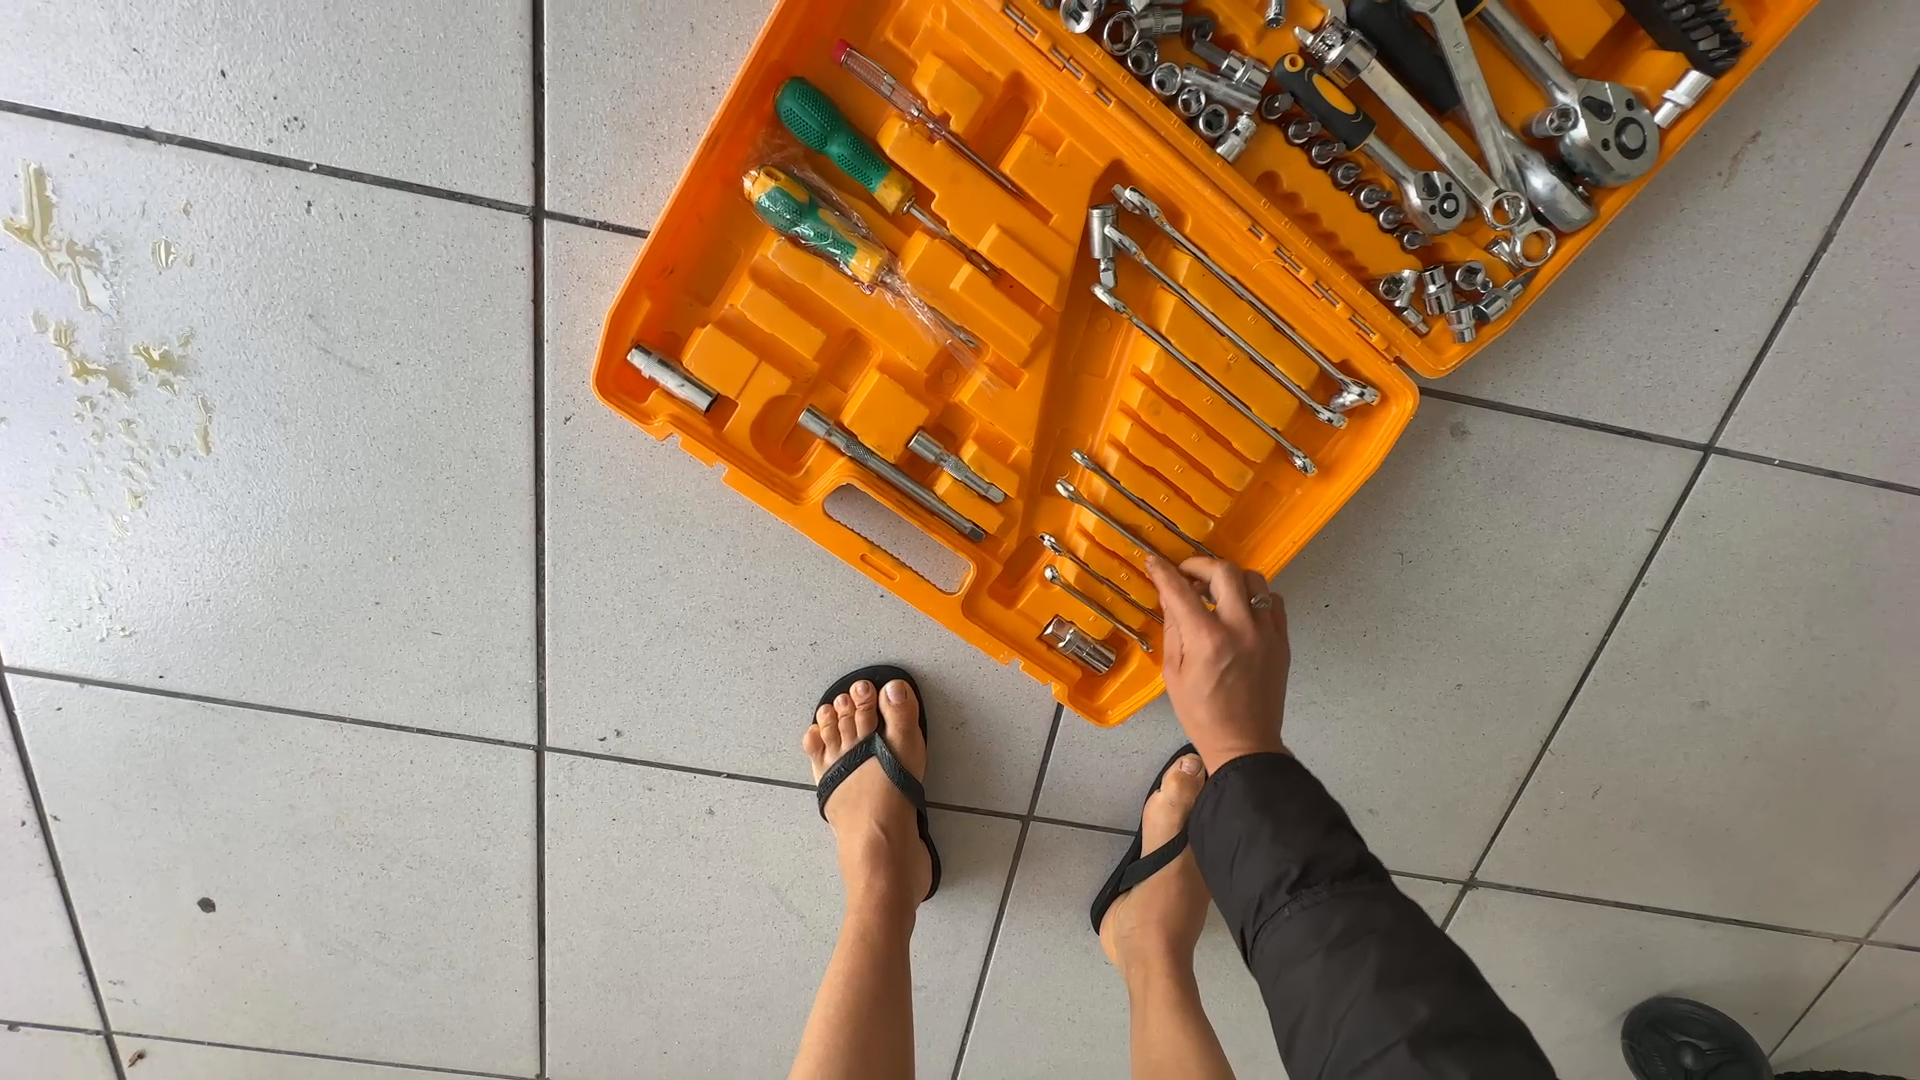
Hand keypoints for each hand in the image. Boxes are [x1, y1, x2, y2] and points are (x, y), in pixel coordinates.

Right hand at [1146, 555, 1291, 771]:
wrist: (1245, 743)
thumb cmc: (1201, 713)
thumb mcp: (1174, 672)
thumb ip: (1173, 629)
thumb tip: (1170, 596)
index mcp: (1207, 640)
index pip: (1181, 590)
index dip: (1164, 572)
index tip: (1154, 562)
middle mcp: (1241, 629)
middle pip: (1224, 572)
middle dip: (1200, 565)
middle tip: (1186, 574)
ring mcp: (1267, 633)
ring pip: (1254, 580)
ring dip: (1230, 578)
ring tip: (1214, 590)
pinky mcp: (1282, 640)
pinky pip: (1273, 601)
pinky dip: (1254, 596)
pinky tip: (1239, 607)